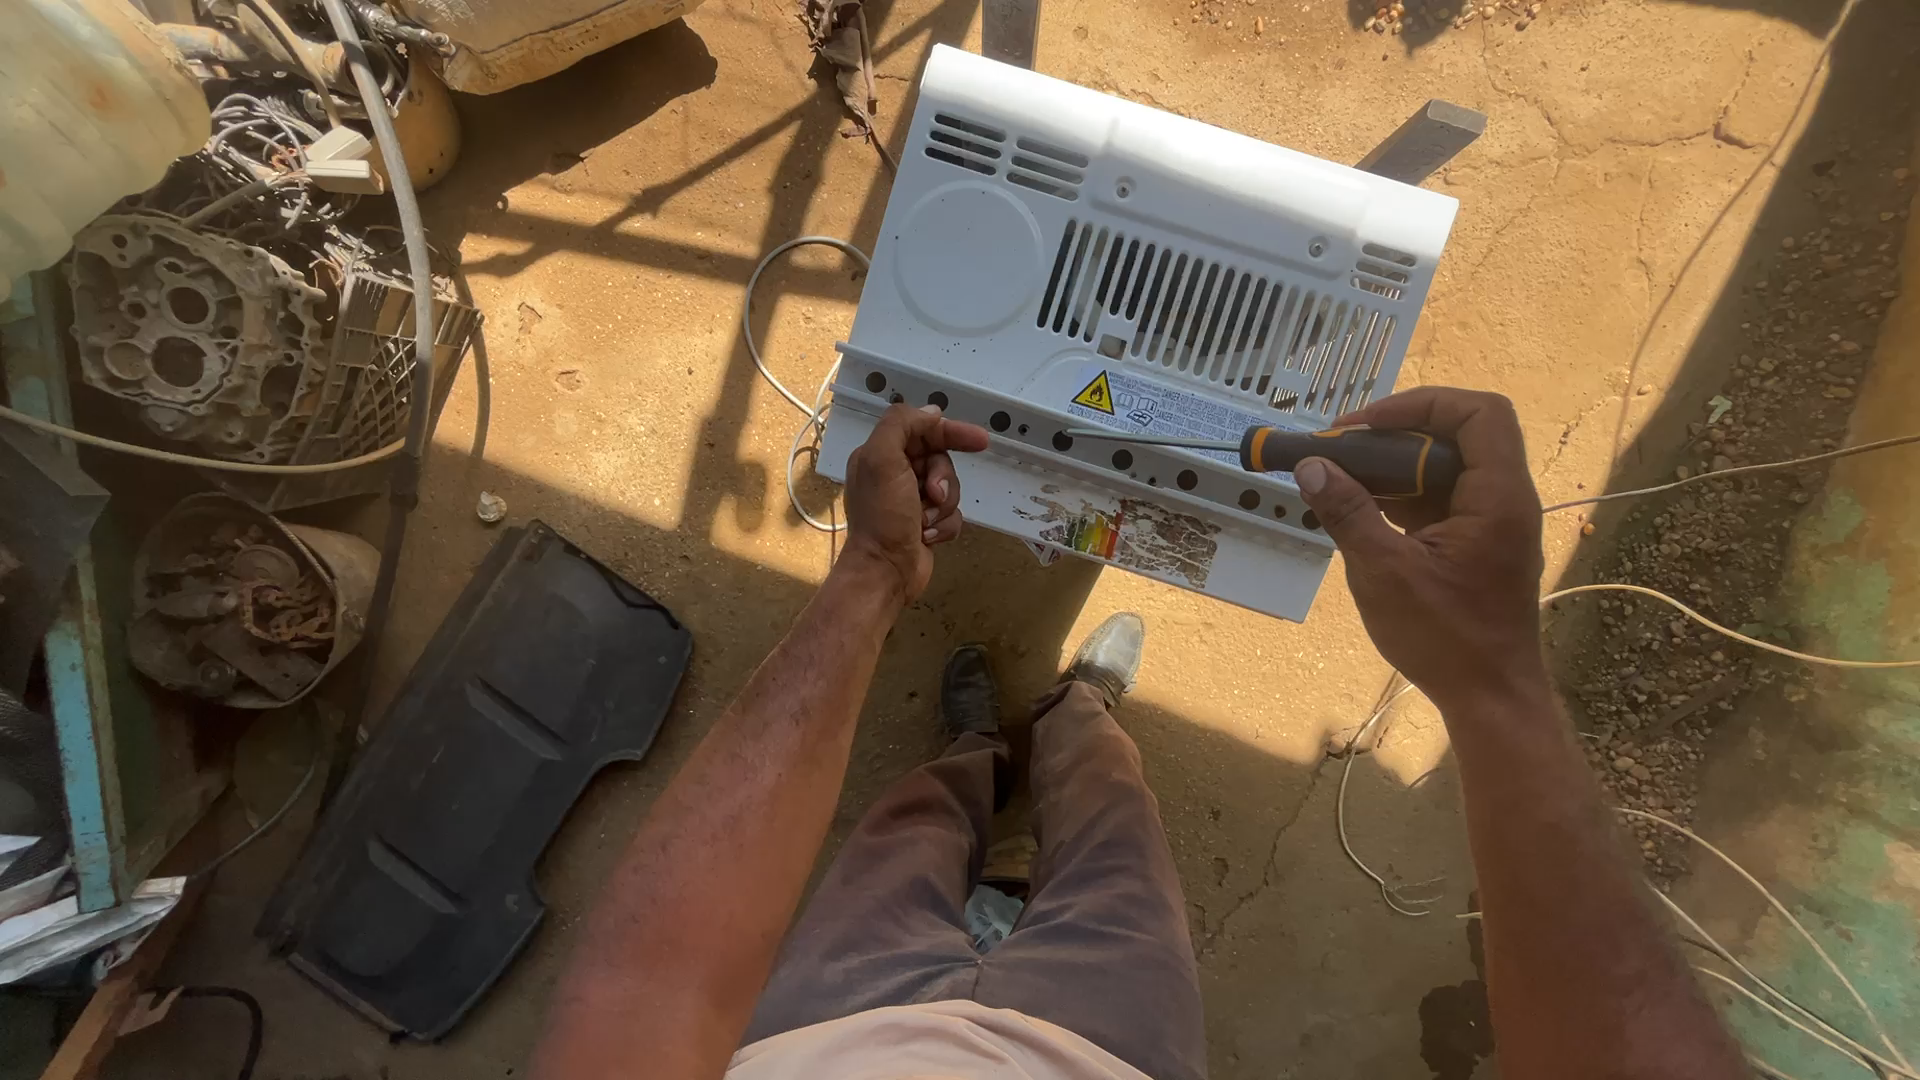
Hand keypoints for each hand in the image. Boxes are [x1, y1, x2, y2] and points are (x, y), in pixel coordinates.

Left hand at [840, 404, 990, 602]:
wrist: (884, 572)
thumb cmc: (883, 516)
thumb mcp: (882, 460)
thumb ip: (901, 425)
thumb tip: (932, 413)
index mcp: (880, 455)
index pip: (923, 430)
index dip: (952, 432)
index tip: (980, 440)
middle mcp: (894, 475)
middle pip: (940, 460)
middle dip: (943, 478)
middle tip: (934, 494)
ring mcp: (912, 502)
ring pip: (950, 488)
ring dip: (943, 505)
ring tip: (925, 521)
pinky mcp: (927, 524)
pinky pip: (952, 514)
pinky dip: (945, 525)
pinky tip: (929, 536)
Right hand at [1295, 388, 1544, 710]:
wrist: (1488, 696)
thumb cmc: (1444, 636)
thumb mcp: (1383, 572)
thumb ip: (1348, 513)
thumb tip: (1310, 466)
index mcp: (1497, 497)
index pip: (1479, 413)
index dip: (1420, 403)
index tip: (1361, 426)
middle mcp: (1500, 499)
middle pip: (1455, 436)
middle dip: (1392, 434)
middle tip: (1337, 449)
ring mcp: (1486, 522)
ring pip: (1440, 468)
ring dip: (1389, 465)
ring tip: (1336, 475)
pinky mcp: (1469, 544)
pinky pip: (1433, 499)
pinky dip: (1394, 494)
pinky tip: (1354, 508)